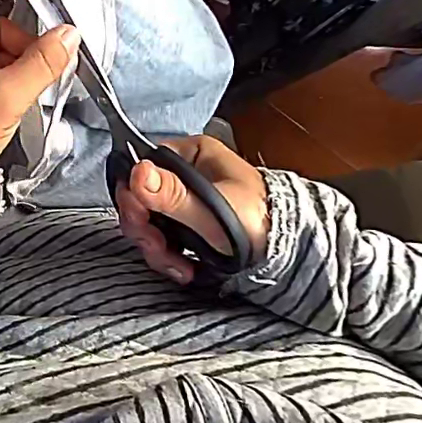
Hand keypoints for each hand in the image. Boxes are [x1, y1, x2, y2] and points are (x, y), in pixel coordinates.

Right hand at [115, 135, 268, 284]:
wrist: (287, 250)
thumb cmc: (258, 220)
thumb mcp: (211, 208)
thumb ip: (173, 194)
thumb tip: (139, 172)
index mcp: (192, 154)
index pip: (142, 167)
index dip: (134, 196)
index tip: (140, 220)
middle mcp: (185, 173)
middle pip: (140, 198)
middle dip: (144, 228)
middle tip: (157, 247)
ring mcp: (185, 200)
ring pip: (148, 221)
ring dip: (155, 248)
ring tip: (176, 265)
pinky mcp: (187, 225)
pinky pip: (162, 237)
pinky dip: (167, 256)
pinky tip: (183, 268)